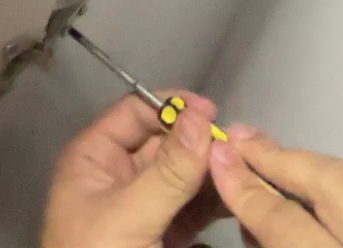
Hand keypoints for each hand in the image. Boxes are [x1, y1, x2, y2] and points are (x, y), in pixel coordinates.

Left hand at [42, 92, 226, 247]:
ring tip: (248, 173)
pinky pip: (192, 211)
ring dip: (213, 175)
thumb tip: (201, 118)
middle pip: (164, 144)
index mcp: (94, 158)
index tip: (214, 114)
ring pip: (183, 178)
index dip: (172, 108)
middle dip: (200, 144)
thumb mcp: (128, 217)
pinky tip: (240, 202)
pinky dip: (215, 205)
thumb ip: (167, 172)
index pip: (135, 113)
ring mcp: (142, 209)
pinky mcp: (163, 240)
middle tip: (242, 149)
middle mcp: (117, 175)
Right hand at [207, 126, 342, 246]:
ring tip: (270, 164)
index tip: (216, 157)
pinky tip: (319, 208)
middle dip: (282, 156)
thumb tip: (249, 217)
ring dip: (311, 174)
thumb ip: (273, 246)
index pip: (289, 224)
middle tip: (238, 138)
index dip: (246, 189)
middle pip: (335, 183)